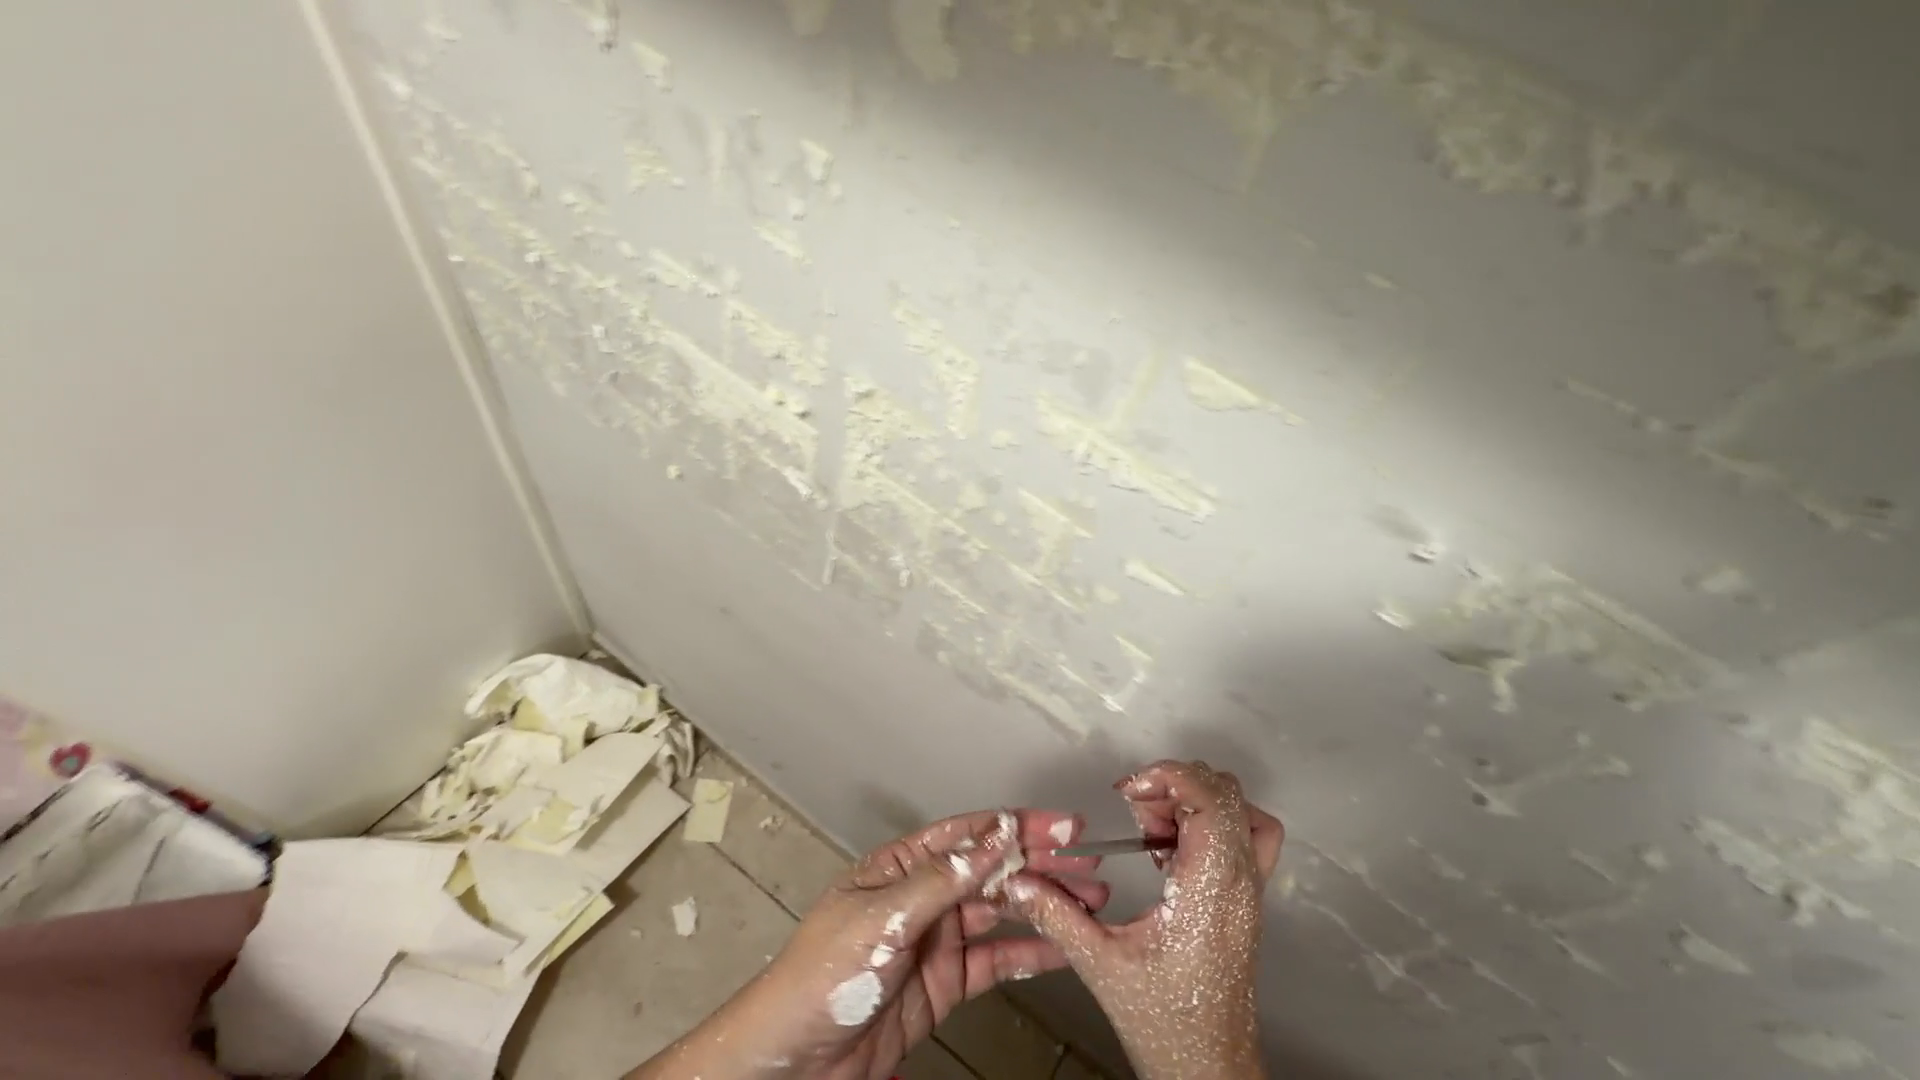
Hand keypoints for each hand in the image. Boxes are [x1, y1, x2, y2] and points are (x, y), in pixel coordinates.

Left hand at [627, 809, 1108, 1079]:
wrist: (796, 1060)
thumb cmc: (822, 977)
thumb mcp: (882, 919)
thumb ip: (941, 880)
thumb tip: (992, 839)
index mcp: (900, 867)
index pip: (968, 835)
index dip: (1017, 826)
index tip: (1063, 825)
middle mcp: (923, 896)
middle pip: (992, 872)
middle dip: (1041, 865)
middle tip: (1089, 867)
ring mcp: (936, 939)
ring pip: (1001, 913)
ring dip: (1044, 906)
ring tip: (1090, 903)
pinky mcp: (945, 982)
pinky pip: (996, 960)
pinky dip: (1030, 953)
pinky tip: (1062, 948)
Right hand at [1006, 761, 1283, 1079]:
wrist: (1208, 1067)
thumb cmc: (1164, 1021)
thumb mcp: (1100, 963)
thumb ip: (1056, 914)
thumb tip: (1018, 880)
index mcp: (1209, 889)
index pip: (1210, 800)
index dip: (1170, 777)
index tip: (1128, 789)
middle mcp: (1239, 882)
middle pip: (1228, 796)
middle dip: (1176, 785)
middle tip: (1134, 806)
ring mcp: (1247, 891)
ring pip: (1239, 813)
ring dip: (1192, 802)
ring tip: (1147, 826)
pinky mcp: (1242, 901)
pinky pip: (1239, 838)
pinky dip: (1205, 824)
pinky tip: (1163, 849)